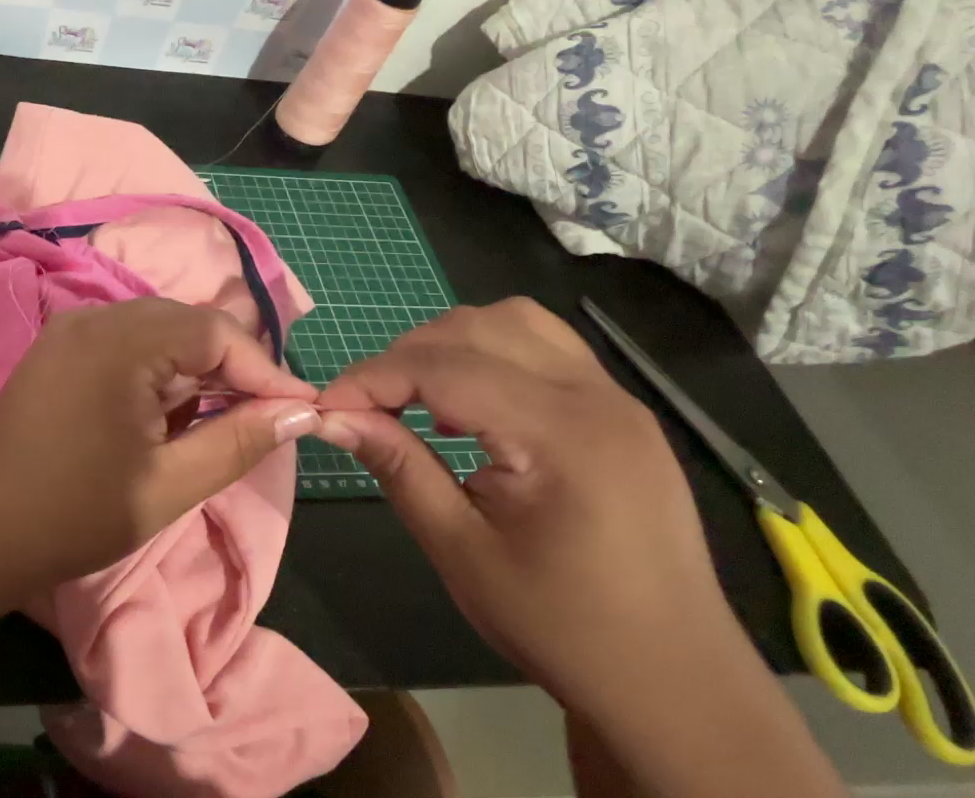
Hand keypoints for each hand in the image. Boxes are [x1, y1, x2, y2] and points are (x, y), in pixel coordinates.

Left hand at [0, 298, 323, 587]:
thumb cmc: (76, 513)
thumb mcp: (171, 484)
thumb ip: (239, 439)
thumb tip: (302, 411)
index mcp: (121, 343)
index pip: (216, 331)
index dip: (264, 369)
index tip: (298, 412)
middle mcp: (94, 318)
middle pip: (187, 321)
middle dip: (231, 366)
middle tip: (262, 419)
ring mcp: (69, 329)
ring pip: (157, 329)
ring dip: (194, 368)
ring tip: (217, 421)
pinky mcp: (57, 347)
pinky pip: (125, 341)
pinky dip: (157, 368)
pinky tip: (166, 412)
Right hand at [315, 298, 746, 713]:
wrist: (671, 675)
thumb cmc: (558, 622)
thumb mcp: (459, 548)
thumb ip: (397, 466)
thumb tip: (331, 417)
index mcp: (560, 436)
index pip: (444, 369)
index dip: (372, 378)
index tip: (325, 407)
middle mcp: (596, 398)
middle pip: (477, 328)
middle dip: (405, 355)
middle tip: (365, 406)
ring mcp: (617, 399)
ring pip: (514, 321)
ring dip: (450, 344)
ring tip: (414, 397)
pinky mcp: (621, 411)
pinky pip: (545, 347)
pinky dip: (491, 354)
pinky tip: (468, 405)